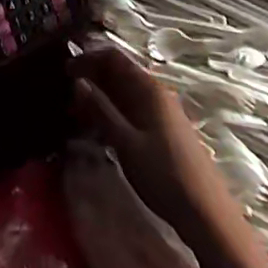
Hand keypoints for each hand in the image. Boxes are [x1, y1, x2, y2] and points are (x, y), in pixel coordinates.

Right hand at [68, 47, 238, 234]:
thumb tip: (77, 82)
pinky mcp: (162, 128)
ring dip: (100, 98)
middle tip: (66, 96)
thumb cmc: (162, 174)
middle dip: (92, 78)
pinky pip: (132, 109)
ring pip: (125, 92)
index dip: (88, 59)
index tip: (63, 70)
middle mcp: (155, 92)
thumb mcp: (126, 143)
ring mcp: (161, 110)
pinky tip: (99, 130)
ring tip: (76, 114)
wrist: (204, 209)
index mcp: (148, 88)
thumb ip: (101, 111)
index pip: (114, 58)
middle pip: (119, 73)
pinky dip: (112, 113)